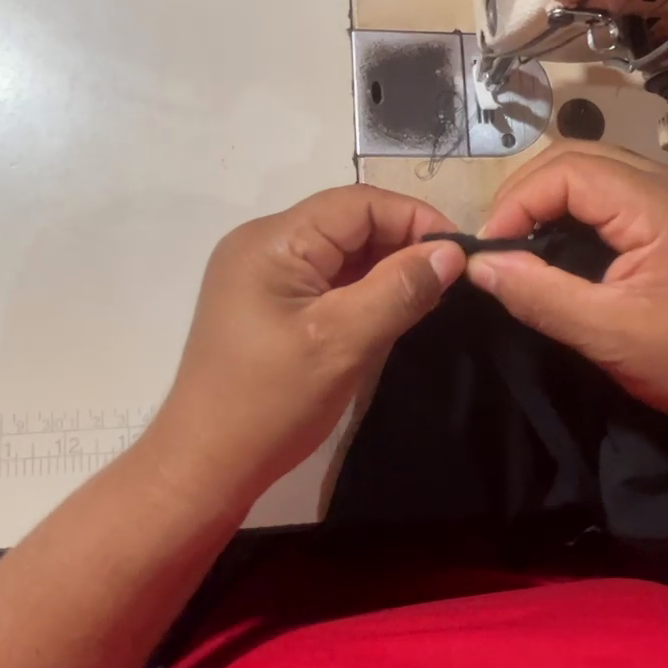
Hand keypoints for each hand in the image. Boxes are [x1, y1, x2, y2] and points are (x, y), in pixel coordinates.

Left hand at [147, 185, 465, 503]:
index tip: (460, 253)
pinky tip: (396, 309)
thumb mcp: (345, 342)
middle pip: (348, 222)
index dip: (414, 218)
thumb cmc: (272, 401)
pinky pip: (327, 279)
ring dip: (387, 268)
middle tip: (452, 278)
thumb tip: (452, 253)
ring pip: (341, 252)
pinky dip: (364, 289)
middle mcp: (264, 244)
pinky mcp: (269, 304)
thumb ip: (400, 290)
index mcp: (273, 240)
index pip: (357, 203)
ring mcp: (263, 275)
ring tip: (431, 293)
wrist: (207, 464)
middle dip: (403, 243)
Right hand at [466, 143, 667, 438]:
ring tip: (517, 242)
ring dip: (546, 197)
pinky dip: (570, 208)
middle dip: (526, 193)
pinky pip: (608, 190)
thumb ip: (541, 295)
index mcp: (661, 207)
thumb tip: (478, 265)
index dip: (518, 201)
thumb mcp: (609, 336)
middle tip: (497, 244)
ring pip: (591, 167)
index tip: (488, 249)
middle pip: (578, 156)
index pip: (570, 171)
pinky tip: (553, 243)